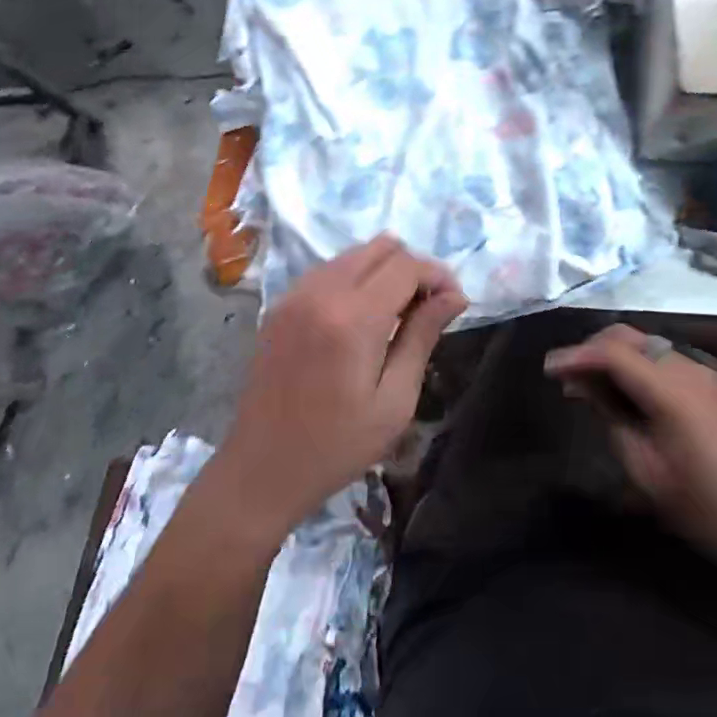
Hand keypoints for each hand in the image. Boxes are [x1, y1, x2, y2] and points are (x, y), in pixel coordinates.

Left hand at [215, 235, 467, 533]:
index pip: (406, 265)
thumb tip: (455, 296)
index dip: (439, 276)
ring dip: (384, 271)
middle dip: (413, 268)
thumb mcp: (395, 400)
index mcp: (352, 318)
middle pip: (381, 247)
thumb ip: (423, 337)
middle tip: (428, 306)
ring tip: (398, 313)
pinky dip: (356, 279)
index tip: (454, 303)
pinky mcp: (280, 306)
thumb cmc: (338, 445)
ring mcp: (294, 295)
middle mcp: (320, 292)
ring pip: (354, 254)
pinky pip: (328, 270)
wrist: (262, 470)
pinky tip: (363, 317)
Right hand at [545, 324, 716, 581]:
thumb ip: (612, 417)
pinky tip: (626, 395)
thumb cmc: (705, 508)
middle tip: (565, 377)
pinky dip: (638, 368)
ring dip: (616, 358)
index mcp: (670, 388)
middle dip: (593, 349)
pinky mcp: (714, 389)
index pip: (611, 353)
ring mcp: (706, 376)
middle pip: (631, 338)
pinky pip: (665, 363)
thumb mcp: (646, 469)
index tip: (546, 370)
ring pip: (648, 347)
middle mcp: (688, 368)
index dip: (575, 357)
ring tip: (588, 388)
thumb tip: (585, 386)